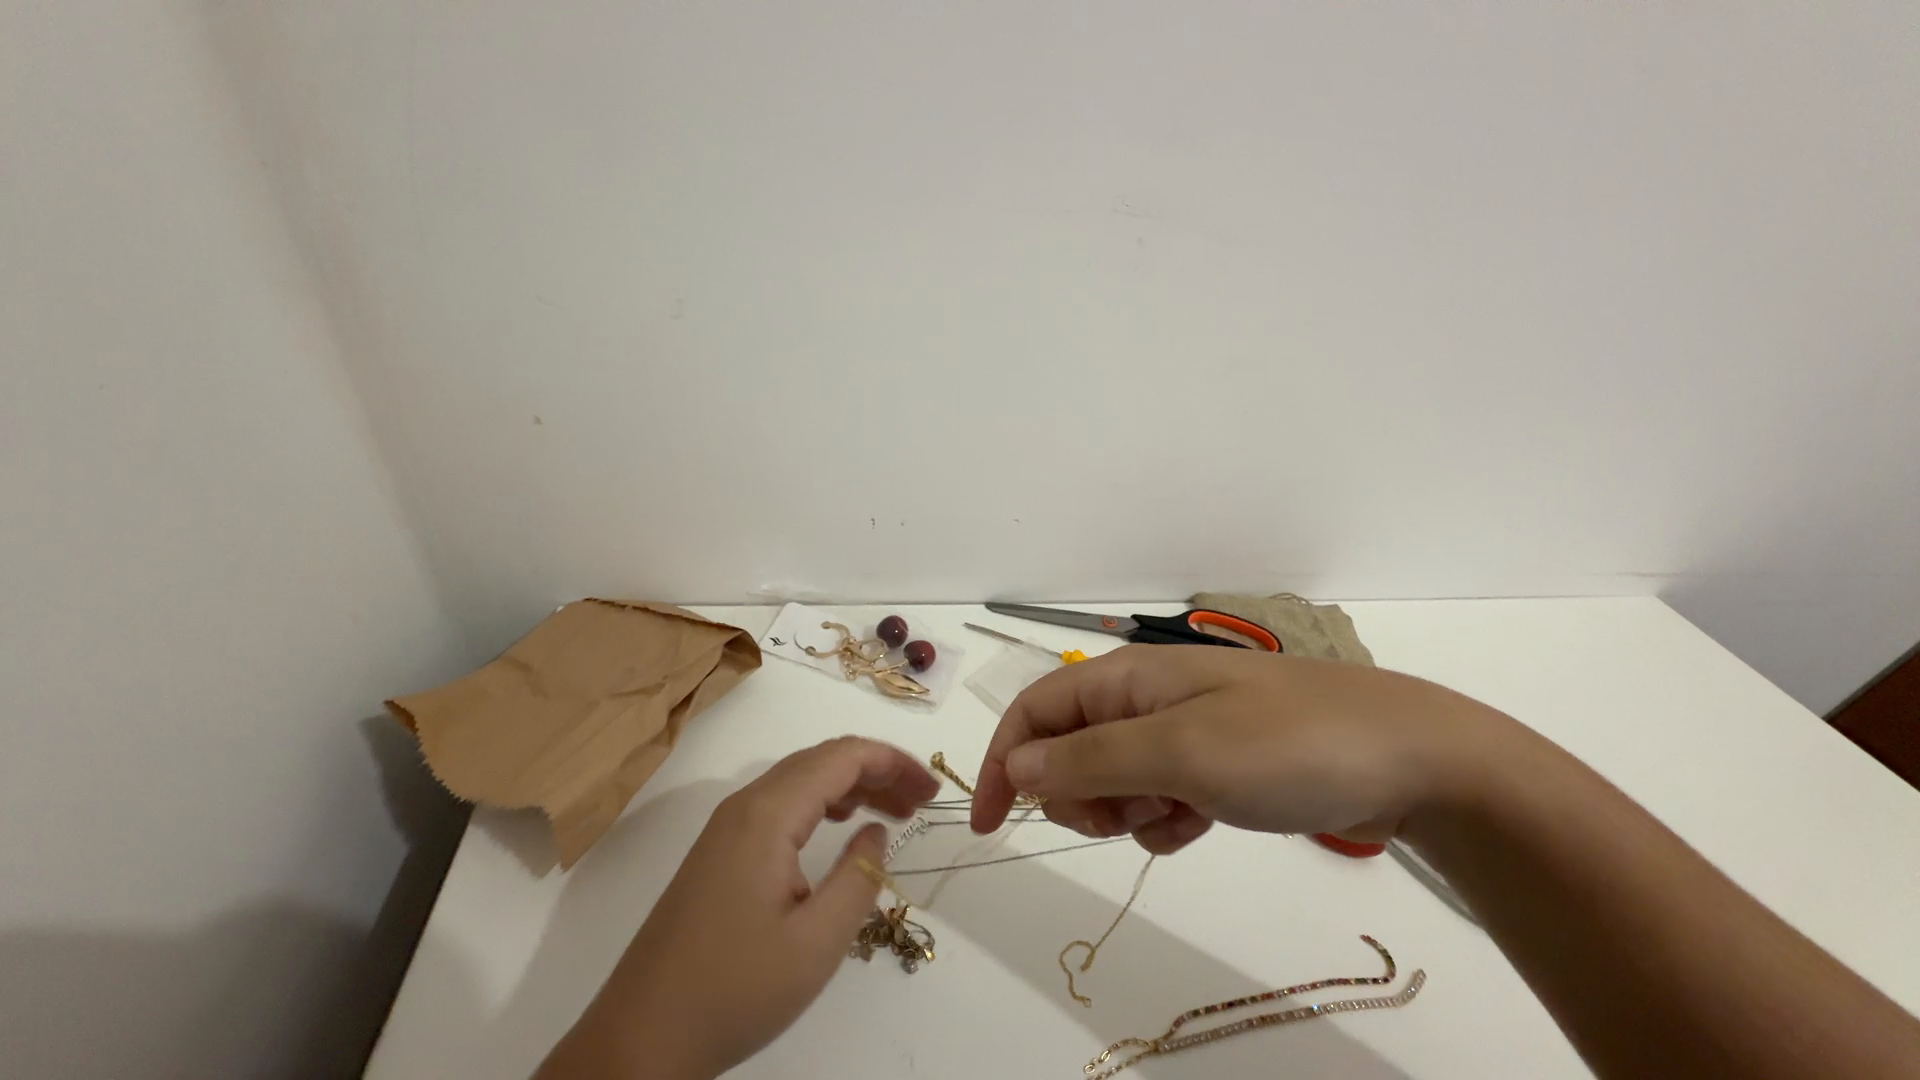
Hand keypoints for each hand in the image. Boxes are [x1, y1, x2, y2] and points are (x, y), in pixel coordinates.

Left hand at [538, 737, 937, 1079]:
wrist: (641, 1038)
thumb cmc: (735, 989)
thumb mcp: (817, 942)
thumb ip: (859, 876)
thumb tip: (876, 830)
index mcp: (766, 815)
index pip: (841, 756)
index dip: (892, 762)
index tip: (932, 790)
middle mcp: (743, 806)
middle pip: (820, 761)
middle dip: (877, 771)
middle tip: (921, 801)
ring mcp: (725, 829)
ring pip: (799, 782)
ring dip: (851, 787)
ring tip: (894, 813)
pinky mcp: (718, 854)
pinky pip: (780, 807)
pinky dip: (821, 805)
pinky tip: (840, 828)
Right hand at [971, 645, 1509, 853]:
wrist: (1410, 760)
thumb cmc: (1286, 745)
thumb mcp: (1179, 753)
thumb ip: (1089, 759)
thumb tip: (1015, 764)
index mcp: (1128, 679)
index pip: (1035, 711)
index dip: (1003, 761)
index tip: (995, 826)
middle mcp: (1146, 699)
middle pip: (1068, 749)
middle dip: (1077, 794)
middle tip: (1122, 816)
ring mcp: (1183, 730)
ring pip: (1112, 779)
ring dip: (1125, 810)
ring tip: (1178, 816)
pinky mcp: (1215, 764)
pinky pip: (1157, 797)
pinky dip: (1165, 819)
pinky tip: (1202, 825)